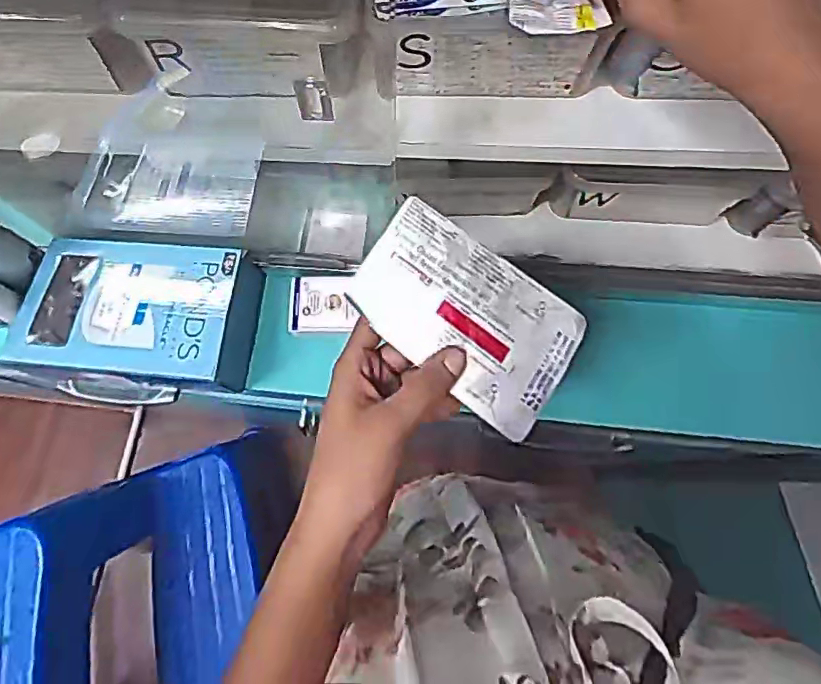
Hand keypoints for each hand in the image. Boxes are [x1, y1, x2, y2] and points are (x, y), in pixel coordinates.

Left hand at [295, 319, 465, 559]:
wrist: (341, 527)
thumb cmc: (351, 469)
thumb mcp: (389, 423)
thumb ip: (424, 388)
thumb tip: (455, 354)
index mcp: (353, 369)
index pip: (375, 324)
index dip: (400, 306)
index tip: (433, 292)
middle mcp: (367, 381)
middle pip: (401, 349)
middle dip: (432, 340)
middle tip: (470, 324)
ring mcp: (381, 405)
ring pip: (414, 377)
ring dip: (441, 370)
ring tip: (478, 353)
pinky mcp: (394, 428)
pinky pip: (420, 403)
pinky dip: (440, 398)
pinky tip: (467, 393)